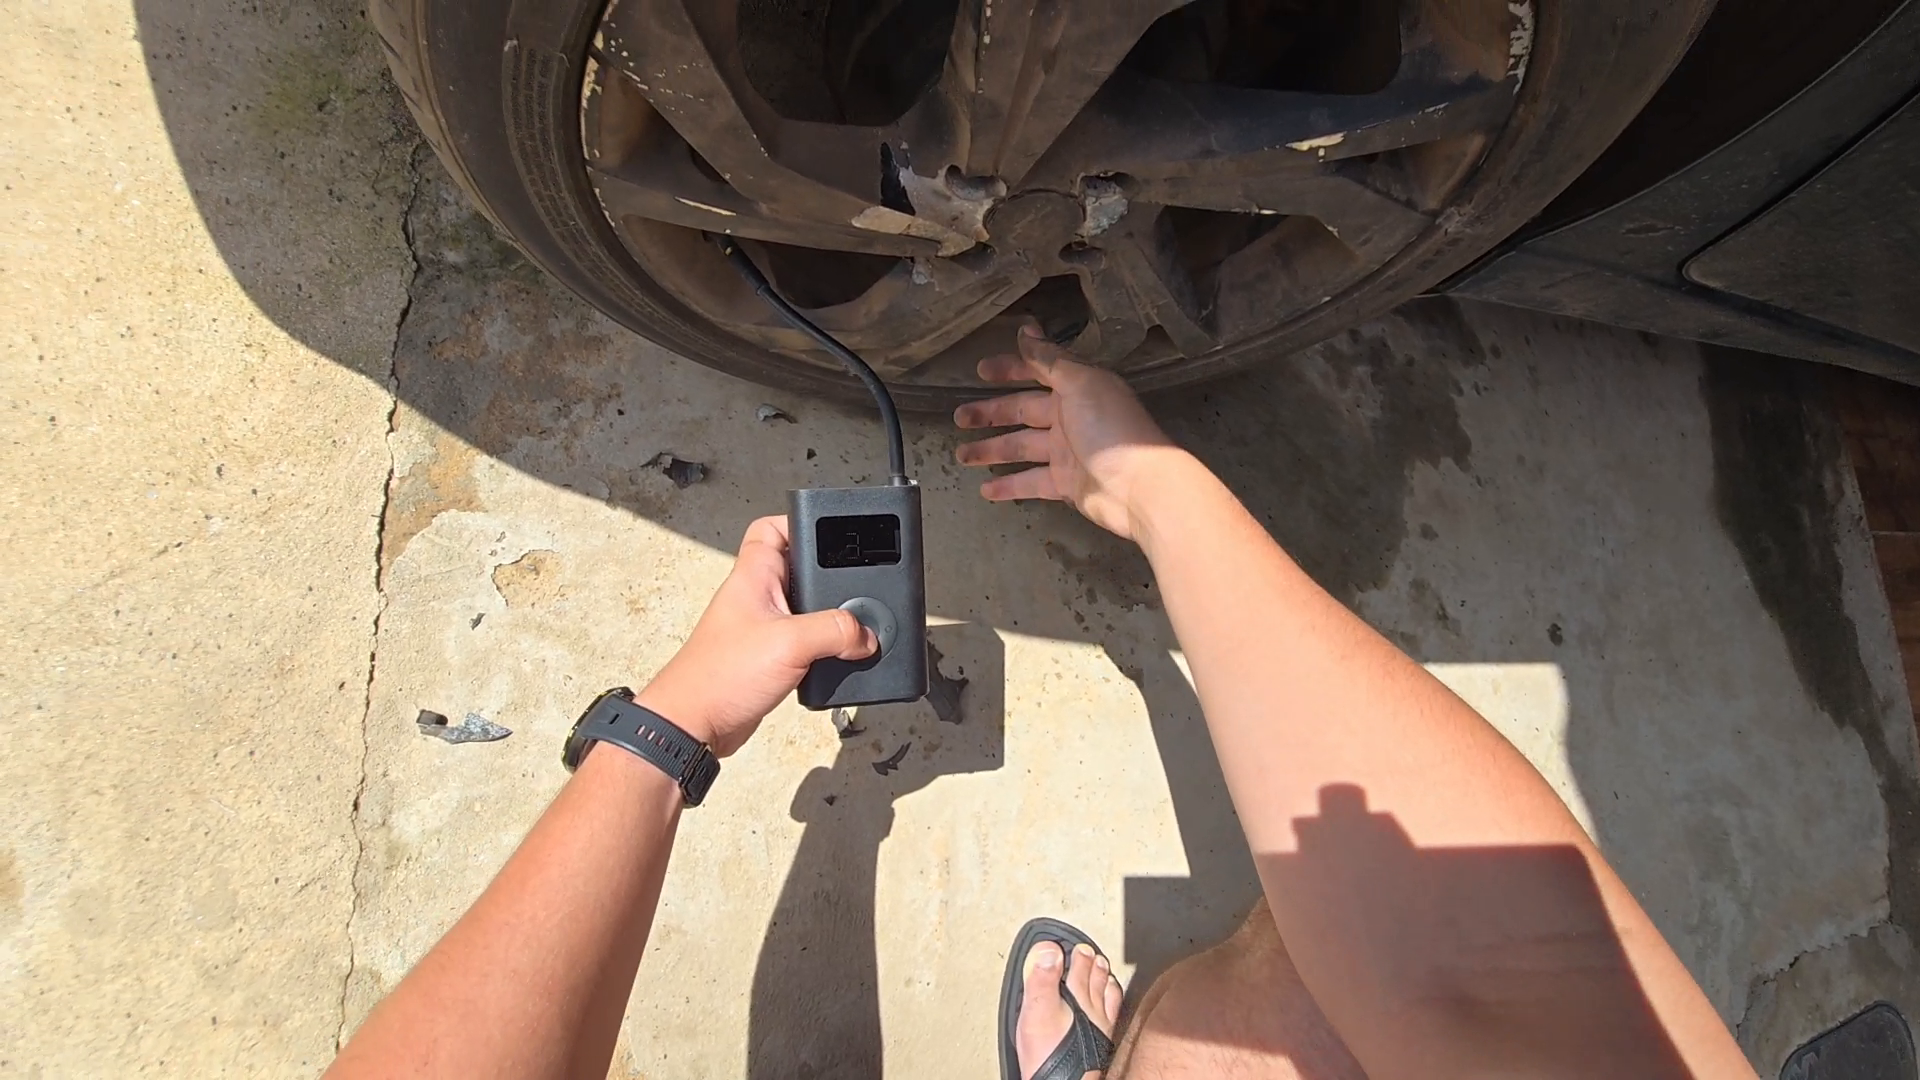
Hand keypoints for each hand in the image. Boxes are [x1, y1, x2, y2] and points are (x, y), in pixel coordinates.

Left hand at [635, 516, 875, 755]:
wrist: (695, 726)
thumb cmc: (718, 677)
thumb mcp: (789, 643)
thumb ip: (836, 631)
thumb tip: (866, 634)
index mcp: (753, 577)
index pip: (772, 528)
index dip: (800, 523)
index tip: (832, 530)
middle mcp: (758, 597)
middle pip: (799, 569)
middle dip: (829, 576)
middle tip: (853, 582)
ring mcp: (764, 627)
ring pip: (806, 607)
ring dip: (829, 616)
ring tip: (851, 623)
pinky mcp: (770, 657)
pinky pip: (805, 640)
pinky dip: (824, 646)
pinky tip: (838, 657)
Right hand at [954, 323, 1184, 541]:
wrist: (1138, 486)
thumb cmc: (1111, 428)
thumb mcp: (1081, 383)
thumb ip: (1050, 359)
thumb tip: (1026, 329)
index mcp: (1077, 388)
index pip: (1037, 372)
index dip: (1010, 369)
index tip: (981, 370)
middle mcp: (1071, 417)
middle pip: (1023, 410)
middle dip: (990, 413)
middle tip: (959, 417)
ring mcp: (1067, 453)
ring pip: (1021, 447)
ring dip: (991, 450)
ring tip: (961, 455)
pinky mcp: (1065, 484)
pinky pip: (1030, 482)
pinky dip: (1009, 485)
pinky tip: (985, 490)